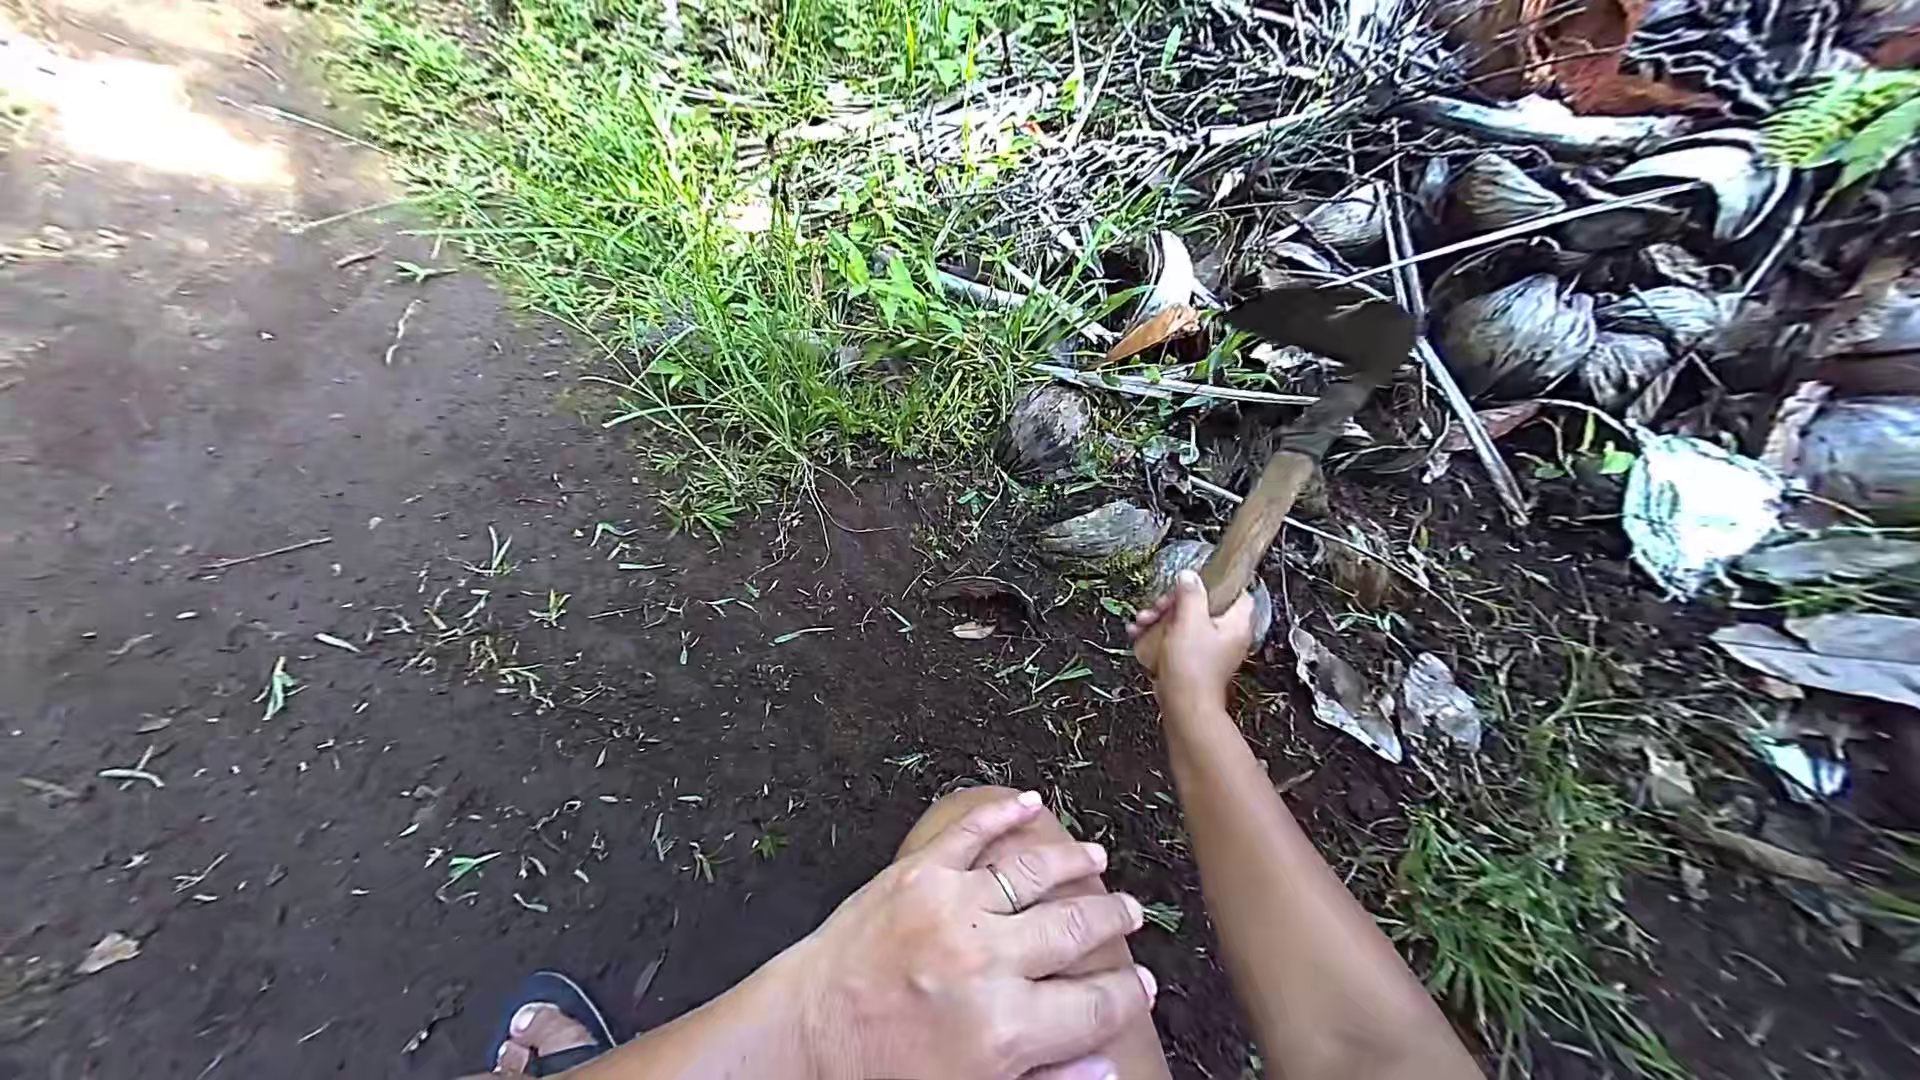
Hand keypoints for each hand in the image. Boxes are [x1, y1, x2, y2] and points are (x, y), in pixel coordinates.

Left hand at [793, 791, 1155, 1079]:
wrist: (805, 1035)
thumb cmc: (883, 1074)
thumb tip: (1108, 1063)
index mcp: (1003, 1030)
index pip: (1092, 1006)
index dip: (1127, 993)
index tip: (1143, 981)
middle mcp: (985, 960)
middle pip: (1072, 930)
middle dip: (1111, 919)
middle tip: (1132, 910)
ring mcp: (951, 905)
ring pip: (1031, 872)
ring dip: (1070, 861)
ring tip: (1096, 856)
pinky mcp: (918, 871)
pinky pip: (969, 832)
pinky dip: (1001, 813)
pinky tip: (1029, 802)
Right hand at [1128, 569, 1252, 713]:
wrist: (1183, 704)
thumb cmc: (1192, 665)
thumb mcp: (1189, 621)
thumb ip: (1191, 595)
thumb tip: (1189, 576)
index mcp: (1236, 624)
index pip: (1238, 593)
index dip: (1216, 584)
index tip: (1194, 582)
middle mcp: (1226, 635)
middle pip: (1203, 606)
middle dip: (1174, 603)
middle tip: (1158, 606)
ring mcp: (1209, 649)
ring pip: (1185, 622)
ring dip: (1161, 618)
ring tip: (1142, 622)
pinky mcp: (1192, 660)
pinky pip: (1176, 639)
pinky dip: (1159, 635)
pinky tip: (1139, 634)